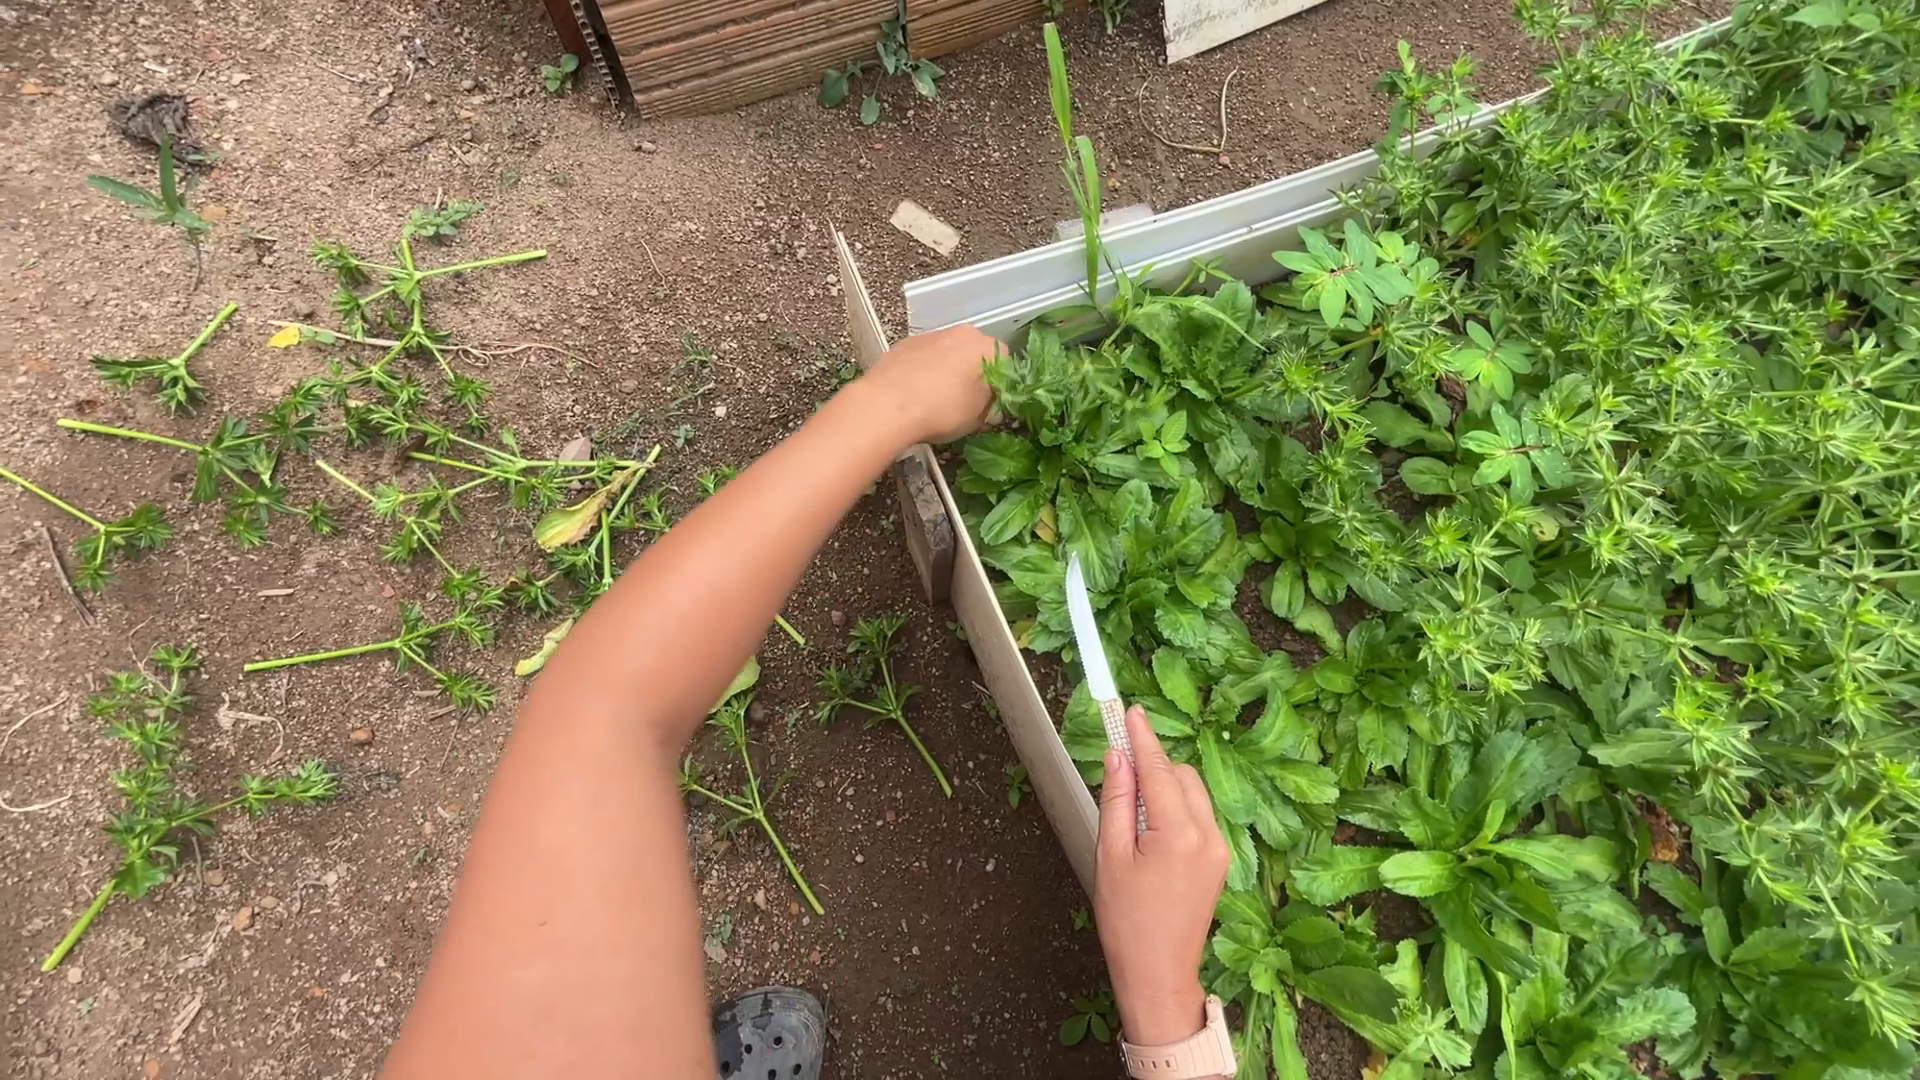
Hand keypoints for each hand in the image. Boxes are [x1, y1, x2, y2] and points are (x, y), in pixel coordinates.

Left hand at [860, 324, 997, 443]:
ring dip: (946, 372)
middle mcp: (961, 332)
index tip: (989, 406)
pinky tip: (915, 394)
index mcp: (987, 347)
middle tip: (965, 404)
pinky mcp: (904, 344)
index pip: (1005, 364)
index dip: (998, 387)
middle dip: (971, 375)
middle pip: (974, 354)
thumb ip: (990, 407)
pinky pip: (922, 358)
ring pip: (947, 354)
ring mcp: (930, 335)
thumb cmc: (943, 410)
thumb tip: (990, 406)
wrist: (888, 404)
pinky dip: (922, 372)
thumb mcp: (979, 418)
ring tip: (935, 401)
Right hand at [1093, 705, 1229, 1046]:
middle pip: (1179, 774)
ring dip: (1164, 783)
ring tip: (1131, 807)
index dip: (1141, 737)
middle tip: (1118, 765)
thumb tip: (1118, 756)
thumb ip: (1117, 798)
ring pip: (1191, 790)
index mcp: (1179, 834)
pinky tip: (1151, 823)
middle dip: (1151, 764)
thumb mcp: (1110, 853)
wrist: (1158, 974)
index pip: (1158, 768)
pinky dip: (1175, 804)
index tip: (1129, 710)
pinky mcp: (1220, 858)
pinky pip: (1198, 812)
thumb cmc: (1127, 920)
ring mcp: (1219, 848)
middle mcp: (1208, 836)